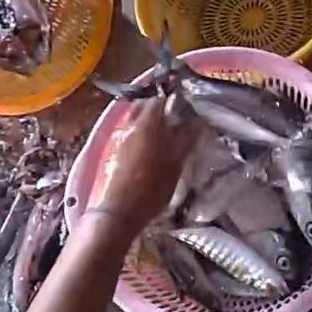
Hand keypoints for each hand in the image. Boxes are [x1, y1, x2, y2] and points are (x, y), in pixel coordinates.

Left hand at [88, 95, 200, 233]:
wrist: (119, 211)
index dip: (171, 100)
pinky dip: (138, 132)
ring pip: (132, 119)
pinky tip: (149, 148)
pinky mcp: (113, 151)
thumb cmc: (152, 188)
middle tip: (172, 119)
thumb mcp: (175, 164)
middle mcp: (129, 126)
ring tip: (162, 134)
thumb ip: (186, 140)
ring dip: (146, 120)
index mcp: (146, 124)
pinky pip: (127, 132)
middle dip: (157, 108)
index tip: (184, 109)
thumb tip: (199, 121)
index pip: (158, 100)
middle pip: (142, 106)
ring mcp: (118, 138)